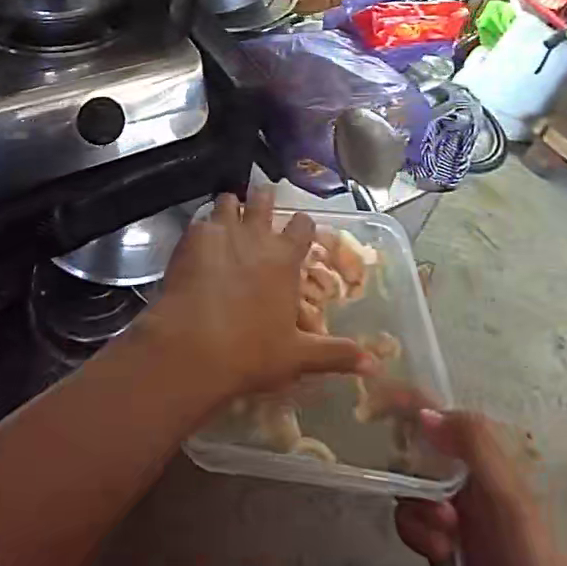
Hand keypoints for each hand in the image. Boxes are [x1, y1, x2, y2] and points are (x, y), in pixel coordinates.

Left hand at [132, 184, 368, 408]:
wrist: (192, 348)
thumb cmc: (250, 353)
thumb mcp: (297, 357)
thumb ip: (335, 354)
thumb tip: (376, 365)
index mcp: (285, 258)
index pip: (303, 225)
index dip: (303, 226)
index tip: (300, 231)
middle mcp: (256, 236)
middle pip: (263, 200)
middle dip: (264, 200)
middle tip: (261, 209)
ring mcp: (221, 232)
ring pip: (228, 201)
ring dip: (230, 207)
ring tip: (228, 218)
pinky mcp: (191, 238)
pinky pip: (199, 220)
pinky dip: (201, 228)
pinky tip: (197, 242)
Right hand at [395, 409, 564, 565]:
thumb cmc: (529, 556)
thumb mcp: (510, 497)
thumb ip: (475, 446)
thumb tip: (423, 411)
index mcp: (488, 456)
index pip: (442, 414)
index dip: (407, 400)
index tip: (371, 401)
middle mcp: (468, 476)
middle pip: (417, 448)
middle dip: (411, 467)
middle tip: (423, 492)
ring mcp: (453, 508)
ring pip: (409, 484)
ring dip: (416, 506)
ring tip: (443, 535)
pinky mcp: (438, 539)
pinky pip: (409, 519)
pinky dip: (415, 531)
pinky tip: (438, 551)